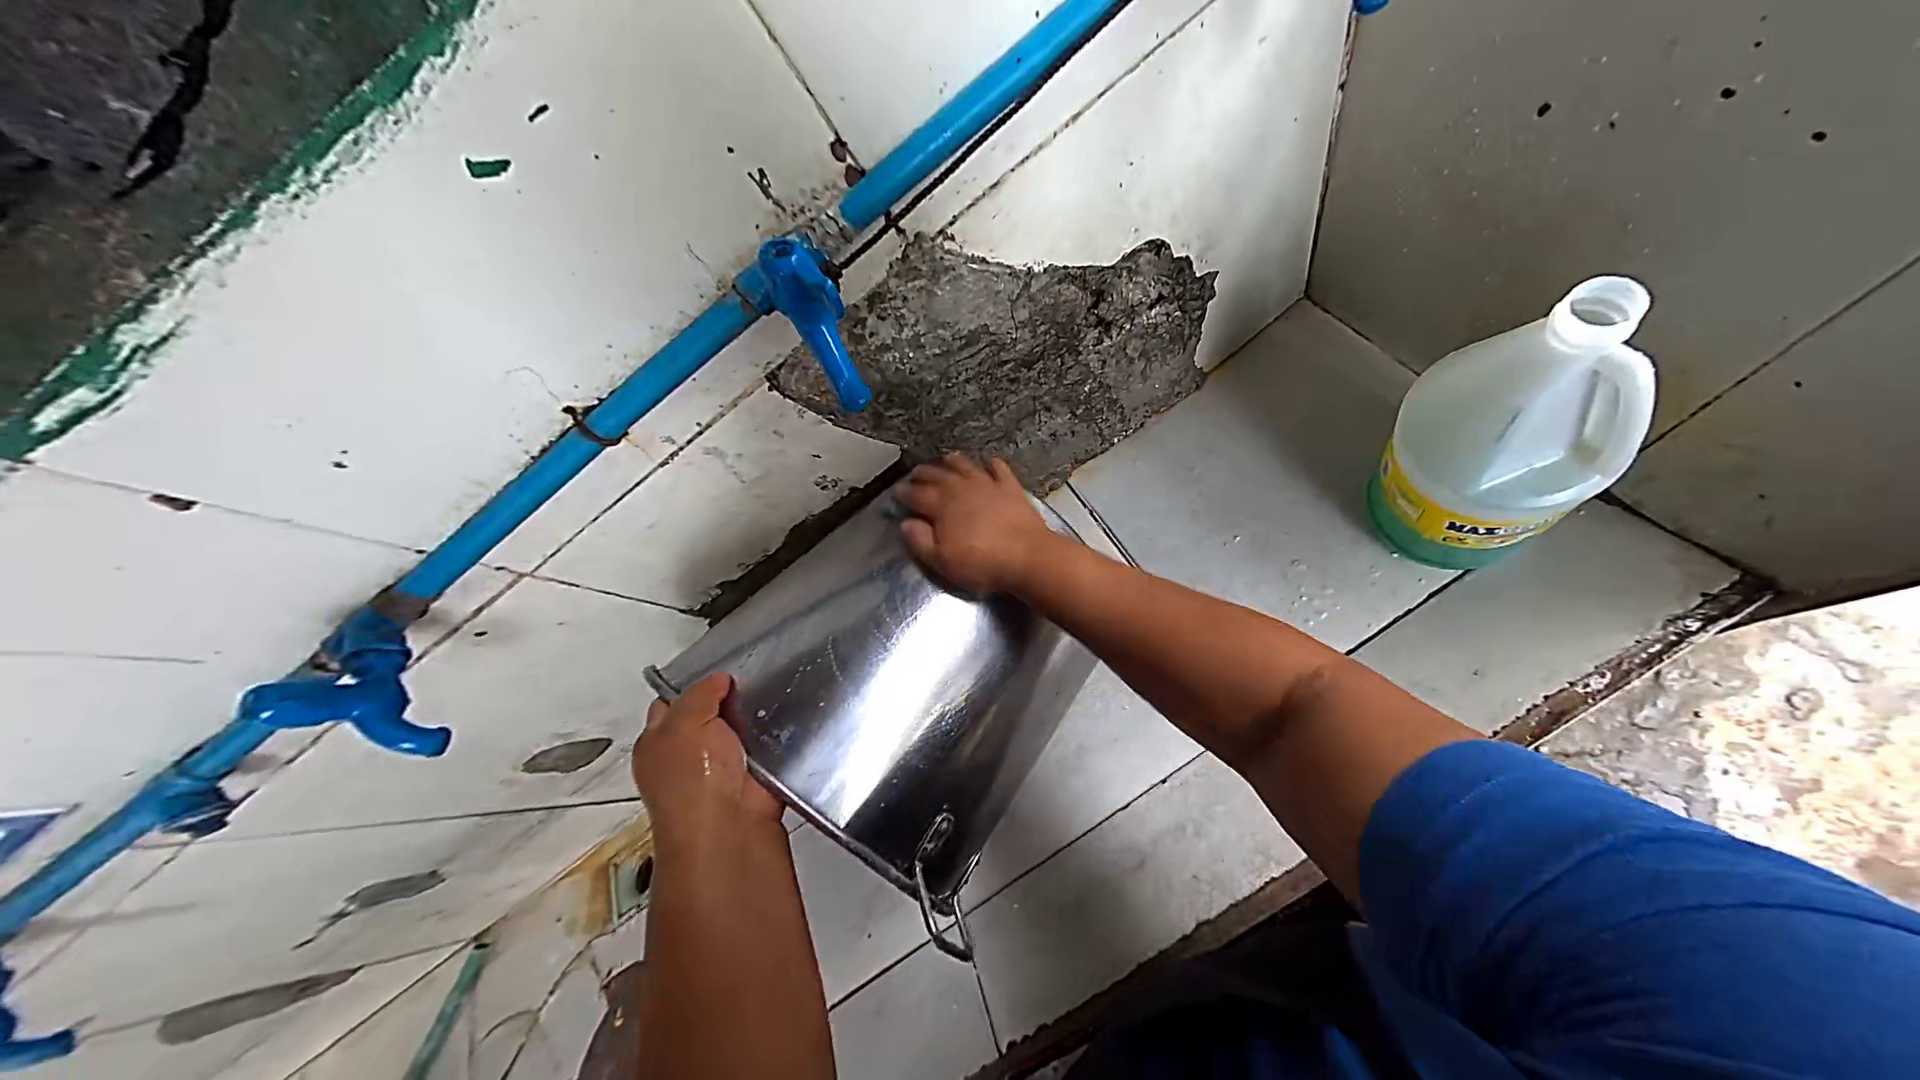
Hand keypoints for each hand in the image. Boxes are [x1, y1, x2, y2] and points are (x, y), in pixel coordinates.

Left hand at [632, 673, 783, 849]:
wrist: (729, 825)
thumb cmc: (692, 781)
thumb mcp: (684, 723)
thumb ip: (699, 694)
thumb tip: (718, 680)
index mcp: (659, 742)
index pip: (671, 704)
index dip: (690, 685)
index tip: (714, 668)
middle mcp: (688, 755)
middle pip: (709, 713)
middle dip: (727, 698)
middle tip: (746, 678)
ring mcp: (722, 766)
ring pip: (739, 727)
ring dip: (752, 717)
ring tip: (766, 696)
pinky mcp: (754, 775)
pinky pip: (766, 744)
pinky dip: (774, 735)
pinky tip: (780, 722)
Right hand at [896, 454, 1060, 594]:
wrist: (1027, 555)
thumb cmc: (981, 562)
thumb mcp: (942, 560)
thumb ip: (920, 541)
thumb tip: (906, 524)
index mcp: (942, 506)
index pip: (917, 496)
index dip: (905, 493)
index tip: (897, 492)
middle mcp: (962, 489)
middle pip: (939, 477)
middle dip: (925, 473)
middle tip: (916, 471)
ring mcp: (988, 485)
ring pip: (966, 467)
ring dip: (954, 462)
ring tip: (945, 458)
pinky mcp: (1011, 488)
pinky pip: (999, 470)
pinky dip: (992, 464)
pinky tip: (989, 461)